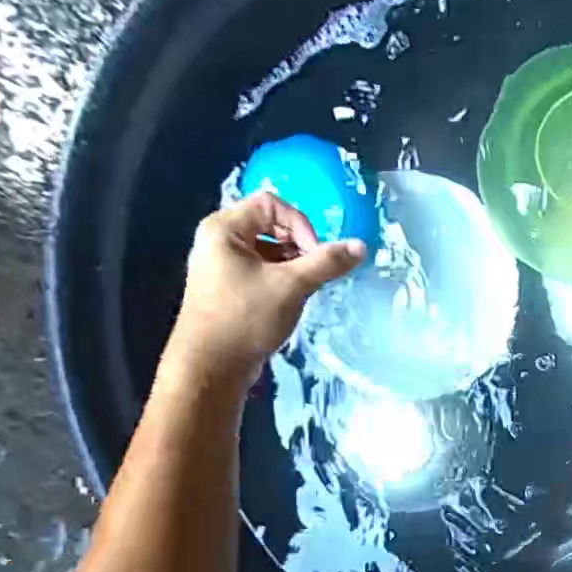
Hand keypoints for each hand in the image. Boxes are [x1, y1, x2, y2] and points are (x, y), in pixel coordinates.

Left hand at [171, 191, 366, 378]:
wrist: (211, 367)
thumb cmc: (246, 318)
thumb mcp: (292, 286)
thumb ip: (327, 263)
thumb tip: (360, 246)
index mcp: (224, 228)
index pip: (271, 204)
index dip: (301, 224)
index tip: (315, 256)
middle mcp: (218, 241)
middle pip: (270, 226)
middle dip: (299, 246)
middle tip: (314, 272)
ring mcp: (221, 267)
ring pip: (268, 251)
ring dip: (293, 265)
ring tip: (305, 289)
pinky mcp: (228, 290)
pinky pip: (261, 272)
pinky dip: (281, 280)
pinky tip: (291, 301)